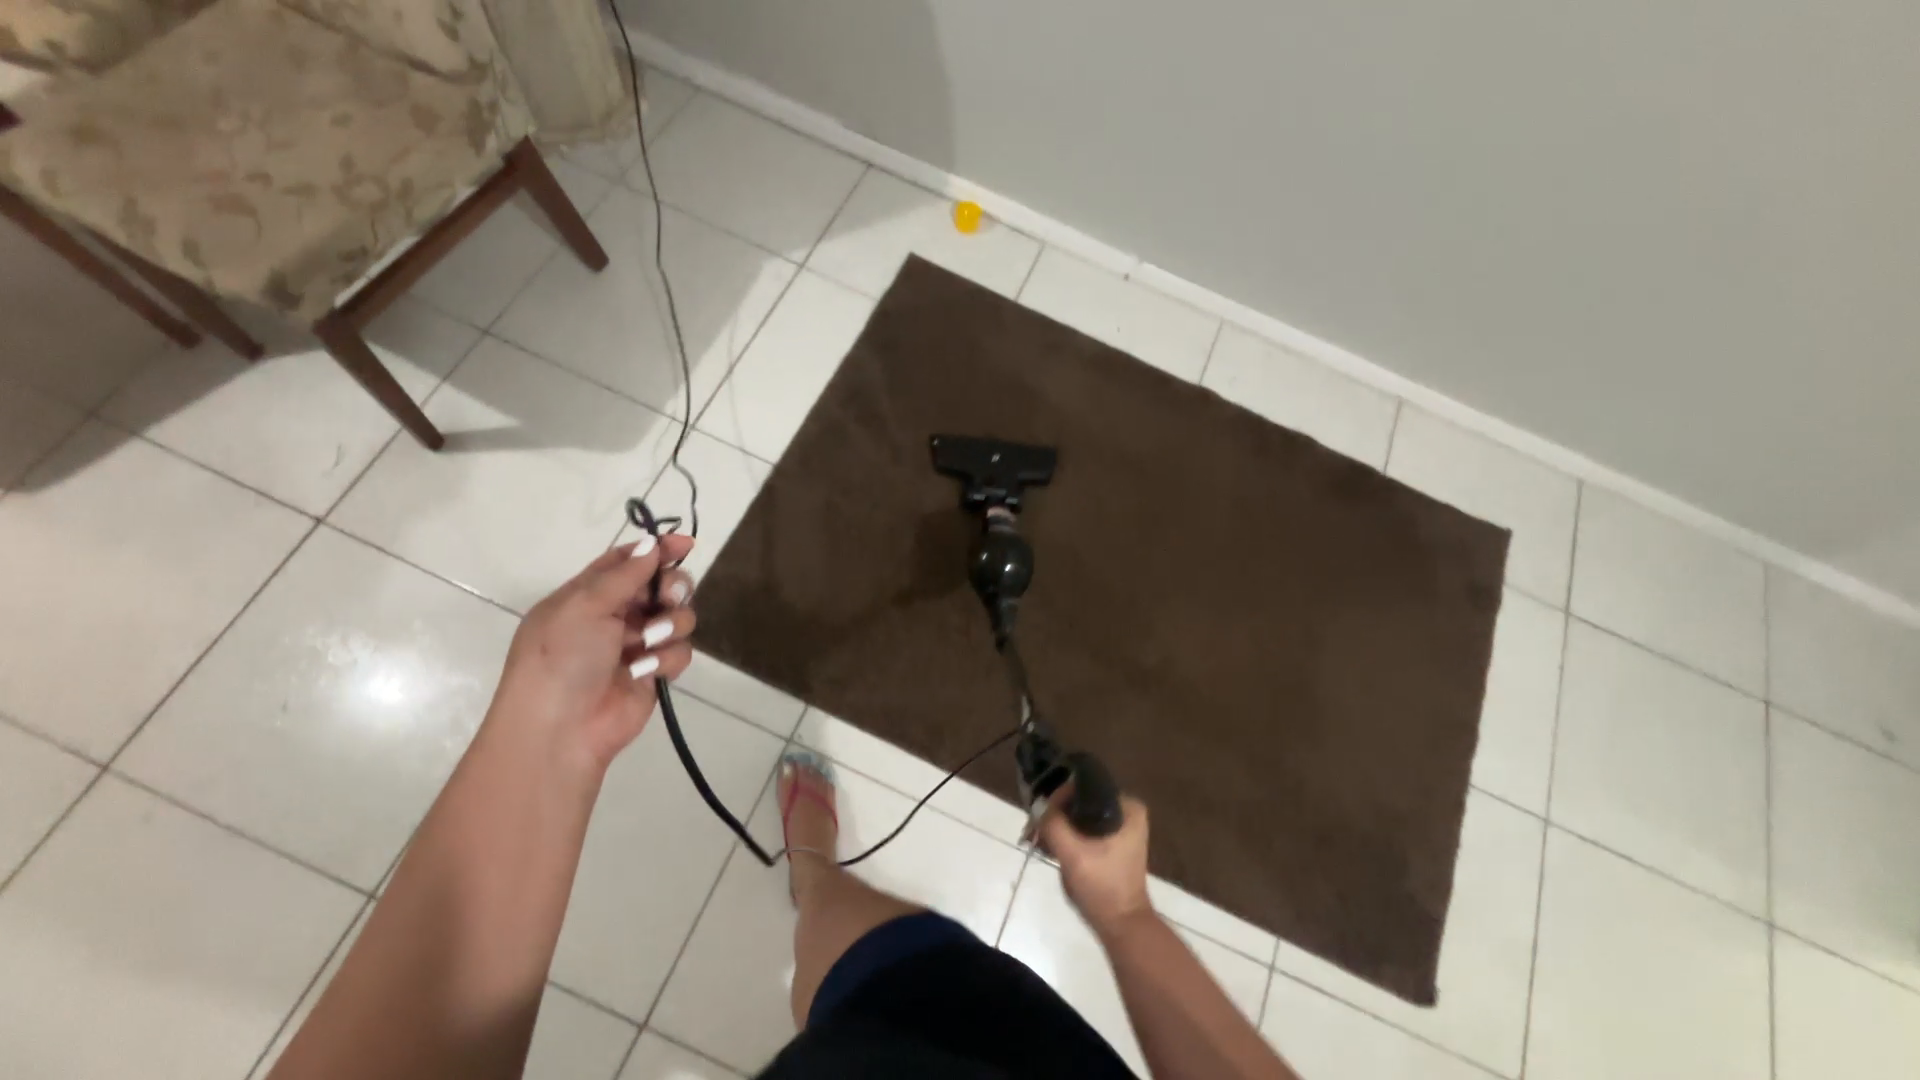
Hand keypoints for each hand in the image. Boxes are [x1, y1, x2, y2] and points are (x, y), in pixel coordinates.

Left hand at [490, 534, 696, 770]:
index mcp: (587, 594)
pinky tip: (648, 669)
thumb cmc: (561, 658)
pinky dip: (667, 657)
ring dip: (670, 623)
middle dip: (672, 587)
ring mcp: (635, 645)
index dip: (656, 549)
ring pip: (677, 617)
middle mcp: (613, 615)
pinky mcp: (653, 672)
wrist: (560, 728)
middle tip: (668, 596)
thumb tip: (652, 544)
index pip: (627, 561)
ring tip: (653, 637)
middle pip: (660, 586)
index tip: (686, 544)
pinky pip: (679, 651)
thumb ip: (624, 574)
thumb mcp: (584, 606)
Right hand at [1039, 790, 1153, 936]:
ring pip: (1080, 816)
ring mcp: (1121, 829)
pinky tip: (1049, 847)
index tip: (1039, 816)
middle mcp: (1127, 812)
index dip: (1057, 799)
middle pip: (1081, 802)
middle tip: (1033, 830)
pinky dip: (1068, 836)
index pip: (1084, 788)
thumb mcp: (1074, 855)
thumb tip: (1037, 806)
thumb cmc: (1103, 888)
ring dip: (1058, 826)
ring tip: (1036, 839)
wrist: (1122, 926)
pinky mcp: (1113, 843)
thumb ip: (1054, 825)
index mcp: (1128, 807)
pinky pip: (1085, 830)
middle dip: (1055, 815)